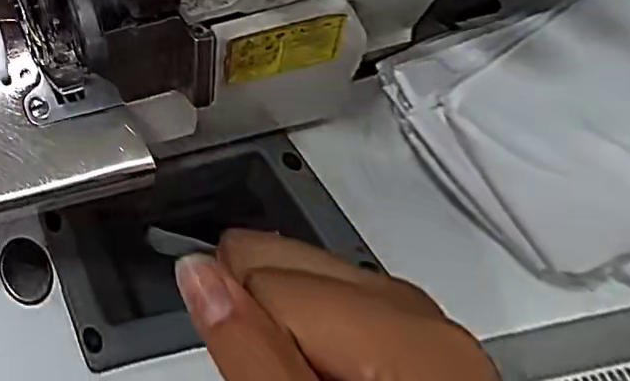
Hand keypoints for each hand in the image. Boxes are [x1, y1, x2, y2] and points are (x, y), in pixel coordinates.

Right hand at [175, 230, 497, 380]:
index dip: (240, 322)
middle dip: (264, 313)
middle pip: (281, 261)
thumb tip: (197, 272)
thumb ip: (248, 349)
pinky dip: (321, 334)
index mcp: (405, 333)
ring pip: (304, 277)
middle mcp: (427, 318)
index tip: (252, 366)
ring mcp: (432, 330)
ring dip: (290, 325)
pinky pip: (338, 299)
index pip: (256, 270)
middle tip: (288, 377)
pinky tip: (332, 379)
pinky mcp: (427, 341)